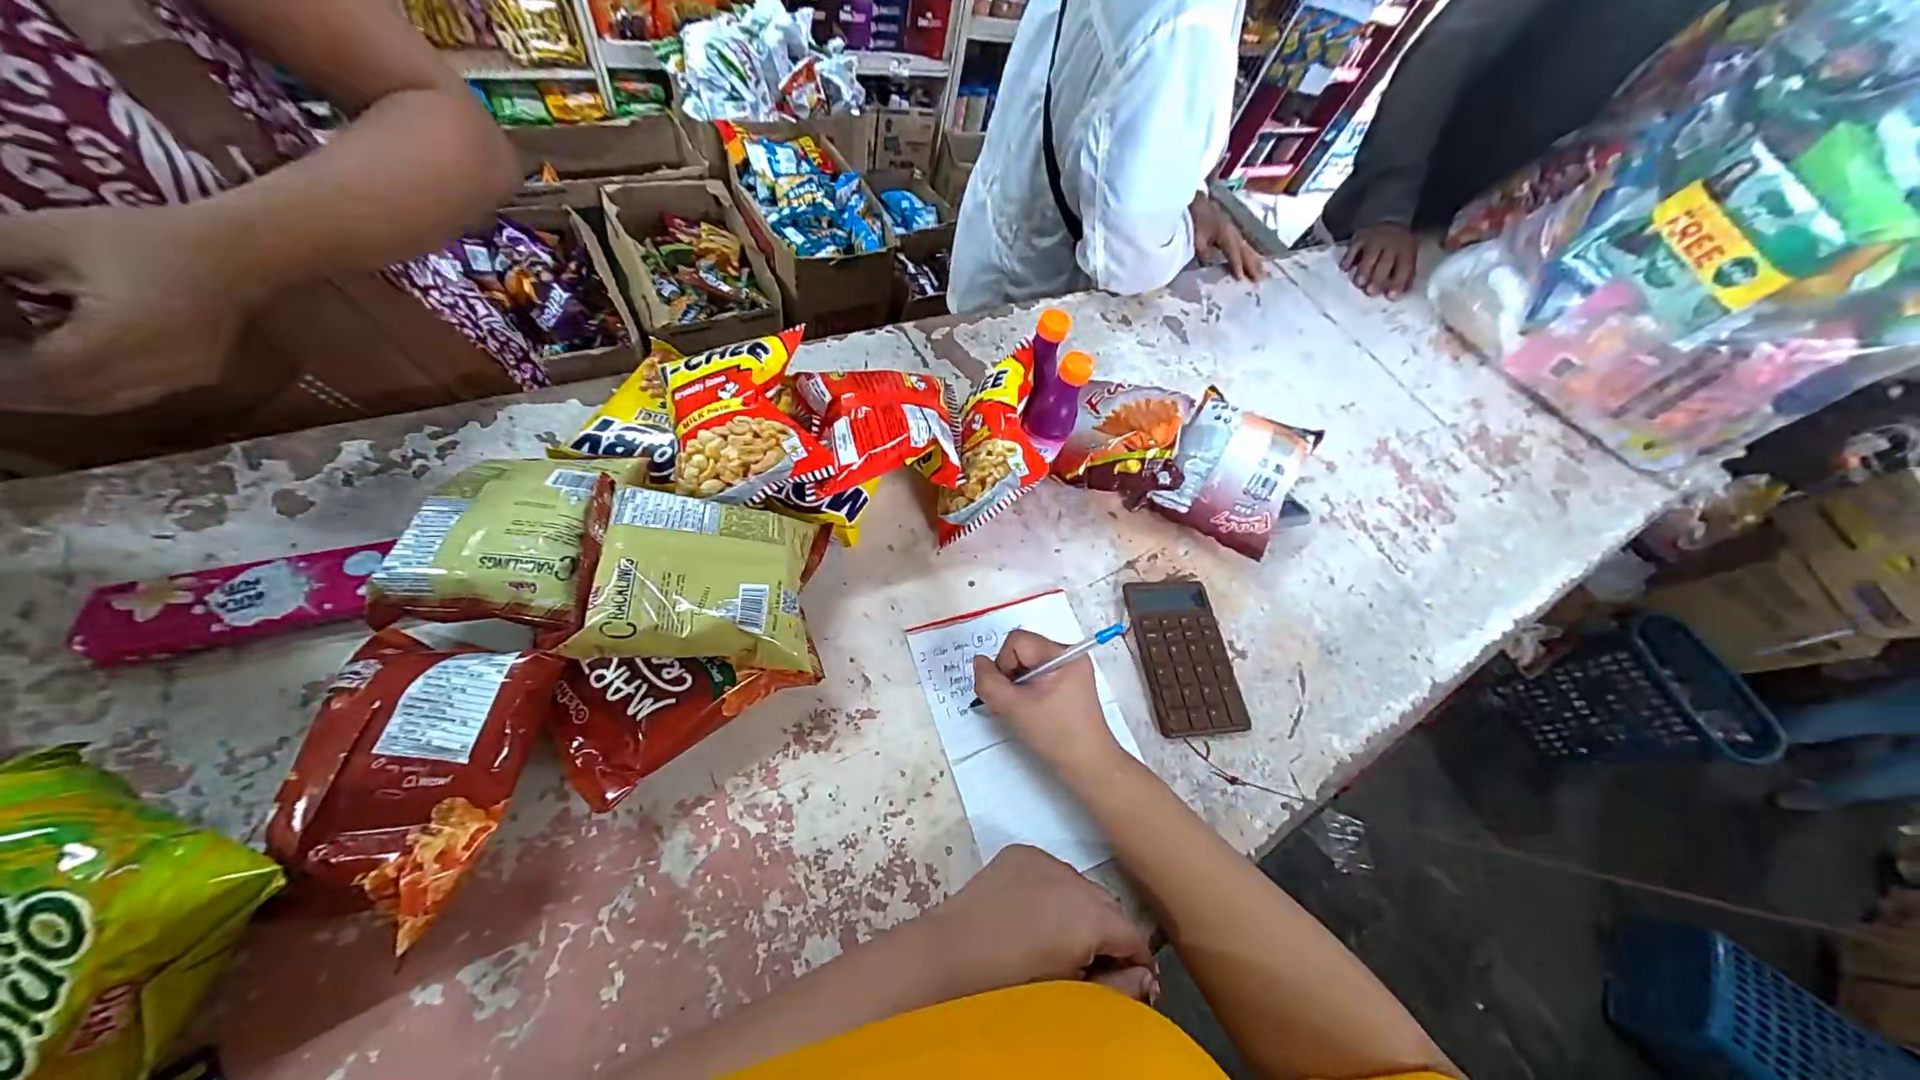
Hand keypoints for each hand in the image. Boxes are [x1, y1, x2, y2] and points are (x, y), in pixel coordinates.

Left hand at [0, 204, 270, 413]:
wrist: (246, 256)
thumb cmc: (154, 239)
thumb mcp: (48, 236)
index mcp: (123, 340)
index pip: (36, 374)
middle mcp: (158, 373)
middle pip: (64, 397)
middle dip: (10, 378)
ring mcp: (180, 381)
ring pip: (94, 400)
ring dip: (46, 382)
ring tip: (14, 343)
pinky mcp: (191, 378)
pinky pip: (125, 393)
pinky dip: (83, 380)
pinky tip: (64, 348)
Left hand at [930, 845, 1156, 1001]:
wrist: (949, 955)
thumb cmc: (1011, 986)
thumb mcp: (1070, 995)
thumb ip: (1117, 988)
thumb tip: (1147, 981)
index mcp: (1091, 915)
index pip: (1135, 935)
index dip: (1138, 964)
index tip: (1130, 984)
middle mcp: (1074, 878)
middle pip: (1109, 906)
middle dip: (1109, 934)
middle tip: (1092, 967)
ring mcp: (1044, 859)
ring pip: (1080, 886)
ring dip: (1080, 909)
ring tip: (1060, 940)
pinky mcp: (1020, 853)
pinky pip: (1051, 871)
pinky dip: (1052, 890)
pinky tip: (1034, 914)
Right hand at [972, 630, 1128, 779]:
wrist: (1088, 764)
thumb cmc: (1055, 734)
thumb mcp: (1012, 707)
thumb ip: (988, 682)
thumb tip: (979, 662)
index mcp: (1062, 654)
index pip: (1017, 641)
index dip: (1003, 664)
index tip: (1010, 692)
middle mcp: (1069, 655)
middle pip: (1022, 650)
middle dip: (1010, 675)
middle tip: (1012, 703)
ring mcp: (1070, 670)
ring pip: (1027, 664)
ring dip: (1016, 684)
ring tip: (1022, 709)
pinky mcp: (1069, 684)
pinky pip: (1038, 675)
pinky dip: (1027, 690)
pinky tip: (1030, 710)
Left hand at [1190, 196, 1265, 282]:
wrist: (1197, 204)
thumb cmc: (1196, 222)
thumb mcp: (1197, 239)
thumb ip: (1206, 252)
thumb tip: (1215, 263)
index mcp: (1225, 233)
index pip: (1233, 252)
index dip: (1237, 265)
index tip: (1241, 278)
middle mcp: (1234, 232)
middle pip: (1245, 251)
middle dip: (1252, 265)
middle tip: (1260, 279)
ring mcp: (1235, 231)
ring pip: (1247, 248)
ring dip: (1255, 261)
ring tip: (1263, 272)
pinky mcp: (1233, 231)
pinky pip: (1244, 245)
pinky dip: (1251, 254)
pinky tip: (1255, 260)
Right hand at [1341, 222, 1417, 298]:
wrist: (1393, 217)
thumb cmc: (1399, 246)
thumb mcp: (1407, 256)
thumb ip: (1403, 274)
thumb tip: (1394, 296)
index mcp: (1407, 250)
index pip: (1403, 267)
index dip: (1397, 282)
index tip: (1390, 297)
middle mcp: (1392, 243)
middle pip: (1385, 264)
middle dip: (1378, 279)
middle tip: (1370, 292)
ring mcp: (1375, 239)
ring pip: (1369, 258)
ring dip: (1363, 272)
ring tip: (1359, 283)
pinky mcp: (1359, 237)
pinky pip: (1352, 250)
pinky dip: (1347, 260)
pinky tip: (1345, 270)